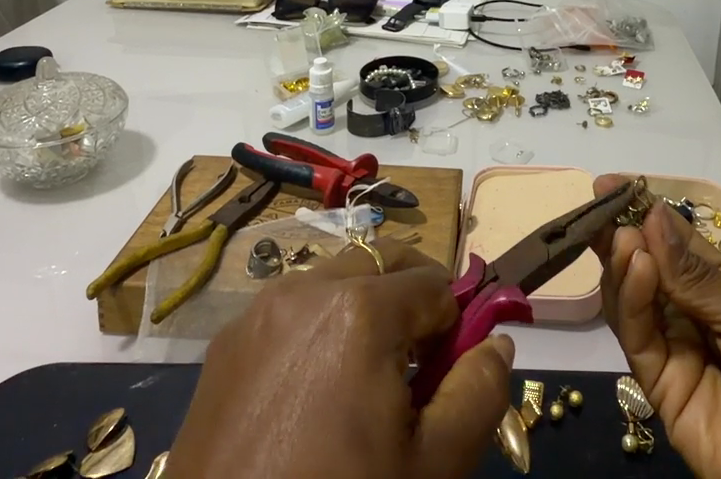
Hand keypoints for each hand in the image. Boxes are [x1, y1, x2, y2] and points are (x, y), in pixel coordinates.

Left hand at [165, 239, 514, 478]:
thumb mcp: (433, 465)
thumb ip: (479, 391)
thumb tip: (495, 342)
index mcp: (359, 309)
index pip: (436, 285)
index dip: (453, 328)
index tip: (445, 378)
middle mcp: (304, 290)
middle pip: (382, 262)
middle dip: (410, 299)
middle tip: (414, 367)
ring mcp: (256, 314)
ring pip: (334, 280)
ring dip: (363, 310)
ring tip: (361, 385)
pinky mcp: (224, 346)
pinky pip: (290, 312)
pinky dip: (317, 330)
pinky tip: (311, 397)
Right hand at [593, 176, 720, 478]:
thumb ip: (696, 273)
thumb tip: (651, 216)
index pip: (678, 245)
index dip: (647, 214)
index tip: (614, 184)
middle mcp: (696, 318)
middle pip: (648, 270)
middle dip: (623, 235)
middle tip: (601, 204)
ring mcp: (676, 353)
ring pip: (634, 301)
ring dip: (625, 263)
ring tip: (623, 237)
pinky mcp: (659, 389)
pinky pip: (638, 338)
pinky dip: (631, 300)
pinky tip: (637, 268)